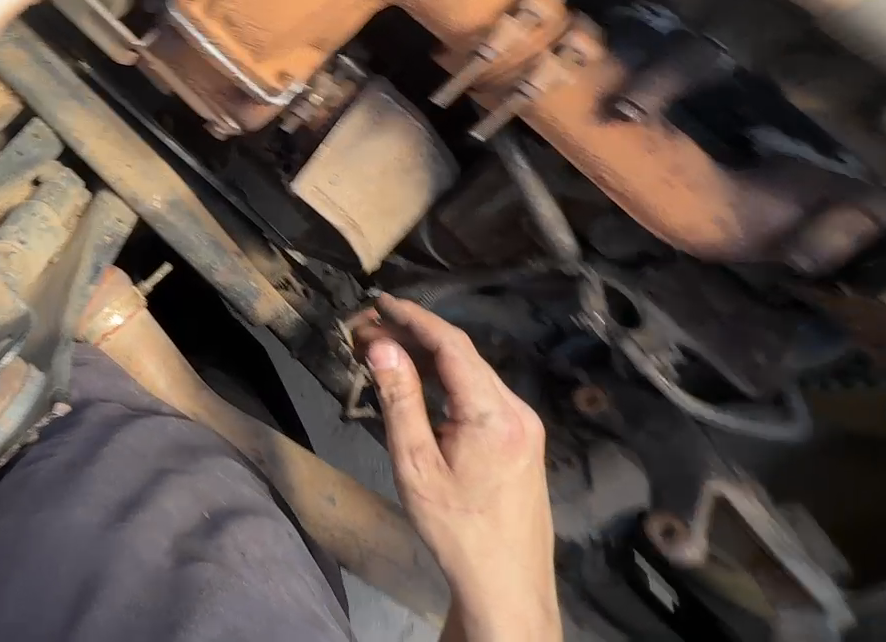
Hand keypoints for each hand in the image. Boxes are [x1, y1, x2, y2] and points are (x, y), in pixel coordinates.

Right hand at [355, 296, 559, 641]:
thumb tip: (380, 346)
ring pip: (468, 370)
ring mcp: (521, 424)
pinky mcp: (518, 438)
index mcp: (493, 414)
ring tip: (380, 348)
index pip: (451, 345)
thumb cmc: (455, 527)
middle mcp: (515, 410)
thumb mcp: (415, 464)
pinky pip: (476, 390)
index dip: (413, 317)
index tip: (378, 301)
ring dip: (425, 354)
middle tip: (364, 329)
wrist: (507, 585)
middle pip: (460, 353)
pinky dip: (441, 375)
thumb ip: (399, 399)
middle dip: (411, 333)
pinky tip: (413, 377)